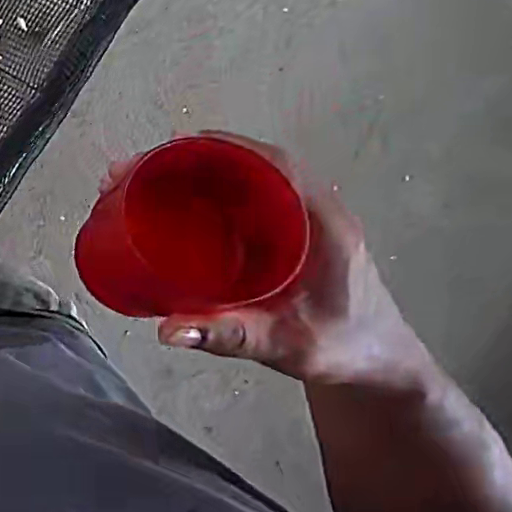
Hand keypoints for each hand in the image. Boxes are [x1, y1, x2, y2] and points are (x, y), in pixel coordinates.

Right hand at [151, 134, 433, 387]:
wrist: (377, 362)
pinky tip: (170, 205)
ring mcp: (297, 219)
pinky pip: (239, 198)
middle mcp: (311, 210)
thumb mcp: (286, 344)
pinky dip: (202, 192)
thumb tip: (168, 331)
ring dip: (191, 173)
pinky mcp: (282, 233)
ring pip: (241, 178)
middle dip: (187, 159)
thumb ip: (230, 336)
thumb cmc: (342, 348)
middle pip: (246, 163)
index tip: (169, 149)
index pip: (272, 163)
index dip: (220, 149)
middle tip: (134, 172)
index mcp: (322, 222)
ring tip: (139, 183)